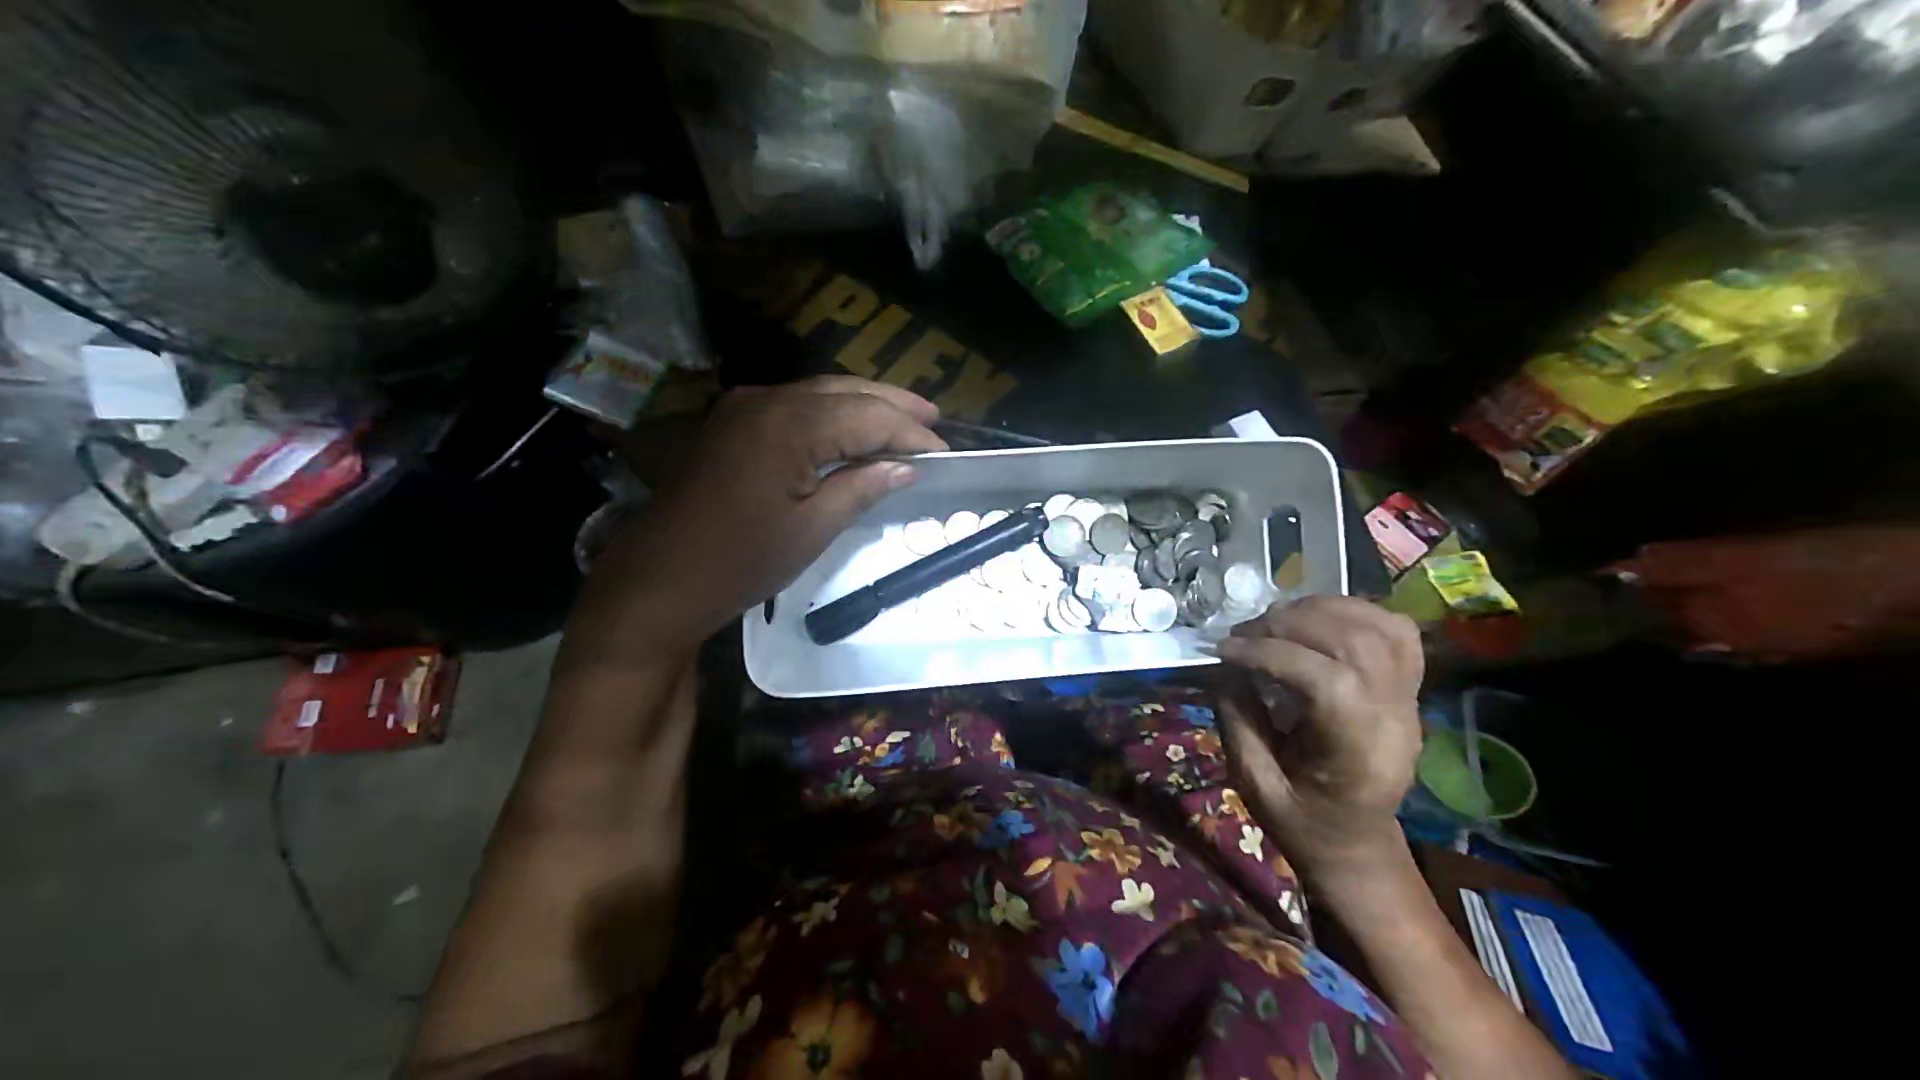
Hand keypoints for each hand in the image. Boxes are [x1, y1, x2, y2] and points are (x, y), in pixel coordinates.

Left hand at [579, 376, 946, 654]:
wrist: (661, 578)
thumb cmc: (741, 560)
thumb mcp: (812, 529)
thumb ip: (862, 488)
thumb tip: (907, 466)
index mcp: (790, 425)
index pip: (868, 415)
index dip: (909, 431)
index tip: (943, 451)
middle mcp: (767, 401)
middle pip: (845, 391)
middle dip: (892, 403)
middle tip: (934, 417)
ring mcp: (744, 408)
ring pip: (819, 393)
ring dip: (863, 403)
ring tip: (904, 417)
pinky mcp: (732, 423)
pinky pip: (795, 406)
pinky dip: (831, 413)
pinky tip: (851, 429)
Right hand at [1215, 596, 1424, 872]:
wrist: (1358, 845)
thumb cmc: (1304, 823)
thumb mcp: (1255, 785)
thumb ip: (1237, 723)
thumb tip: (1224, 669)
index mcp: (1357, 753)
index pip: (1325, 680)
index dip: (1269, 654)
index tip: (1224, 651)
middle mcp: (1393, 718)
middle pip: (1354, 642)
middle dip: (1289, 624)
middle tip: (1244, 633)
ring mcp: (1409, 699)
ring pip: (1377, 627)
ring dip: (1318, 610)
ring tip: (1275, 621)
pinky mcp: (1409, 687)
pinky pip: (1396, 631)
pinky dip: (1354, 611)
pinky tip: (1316, 618)